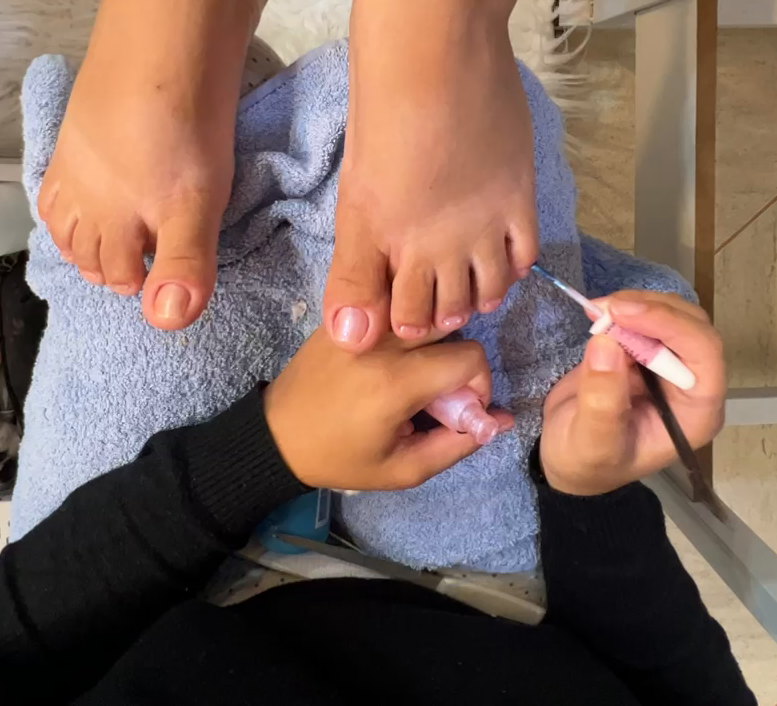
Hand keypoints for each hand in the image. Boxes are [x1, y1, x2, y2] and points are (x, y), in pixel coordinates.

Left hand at [265, 326, 512, 490]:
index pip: (470, 357)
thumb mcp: (402, 469)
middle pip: (450, 324)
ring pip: (420, 310)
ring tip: (417, 371)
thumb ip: (456, 444)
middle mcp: (381, 342)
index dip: (479, 384)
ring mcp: (360, 322)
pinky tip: (392, 357)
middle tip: (440, 387)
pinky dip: (405, 327)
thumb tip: (499, 420)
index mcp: (396, 382)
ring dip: (433, 338)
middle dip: (459, 357)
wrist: (277, 432)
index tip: (461, 407)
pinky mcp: (344, 316)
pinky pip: (390, 307)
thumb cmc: (341, 457)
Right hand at [539, 291, 726, 496]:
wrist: (567, 459)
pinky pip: (646, 318)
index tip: (623, 313)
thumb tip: (607, 344)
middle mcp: (690, 384)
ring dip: (636, 304)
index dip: (670, 325)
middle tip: (606, 307)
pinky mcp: (643, 352)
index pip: (704, 355)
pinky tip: (597, 313)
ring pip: (672, 316)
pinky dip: (623, 308)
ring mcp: (667, 366)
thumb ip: (602, 400)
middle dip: (652, 309)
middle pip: (692, 328)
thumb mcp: (593, 440)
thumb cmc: (587, 461)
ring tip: (597, 311)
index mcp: (695, 412)